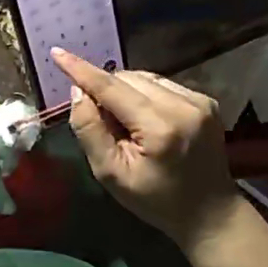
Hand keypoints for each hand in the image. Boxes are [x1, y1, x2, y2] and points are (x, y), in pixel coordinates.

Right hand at [52, 48, 239, 252]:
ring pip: (143, 77)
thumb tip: (77, 92)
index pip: (111, 87)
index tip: (57, 53)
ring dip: (123, 91)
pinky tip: (143, 119)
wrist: (209, 213)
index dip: (81, 69)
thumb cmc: (156, 200)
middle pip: (127, 78)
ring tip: (122, 123)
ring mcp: (199, 100)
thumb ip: (89, 130)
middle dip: (104, 90)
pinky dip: (143, 95)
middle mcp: (183, 105)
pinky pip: (160, 84)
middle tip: (99, 120)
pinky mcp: (205, 100)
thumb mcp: (111, 173)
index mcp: (160, 126)